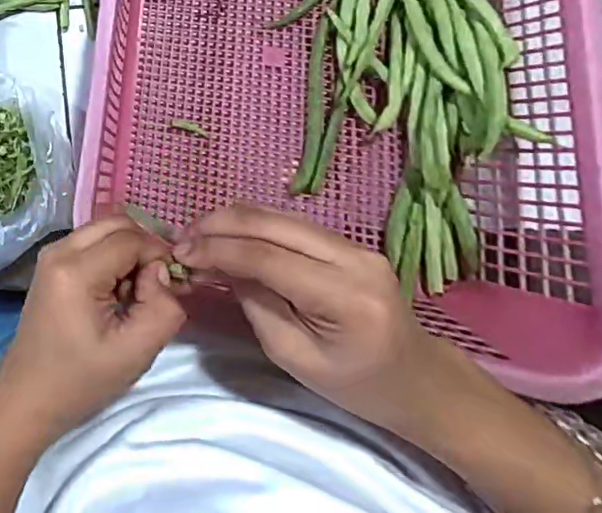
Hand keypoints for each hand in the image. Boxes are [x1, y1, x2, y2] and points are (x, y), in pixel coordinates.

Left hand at [0, 215, 186, 440]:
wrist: (28, 395)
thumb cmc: (80, 380)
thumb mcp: (135, 353)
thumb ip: (162, 308)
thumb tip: (162, 271)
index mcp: (76, 270)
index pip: (131, 239)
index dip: (157, 256)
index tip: (169, 287)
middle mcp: (59, 249)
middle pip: (116, 222)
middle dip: (143, 247)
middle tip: (154, 286)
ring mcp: (52, 252)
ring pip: (104, 229)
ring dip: (128, 251)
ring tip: (133, 293)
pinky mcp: (52, 260)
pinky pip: (92, 241)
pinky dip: (112, 255)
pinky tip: (114, 292)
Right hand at [173, 204, 431, 420]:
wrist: (421, 382)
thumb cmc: (358, 386)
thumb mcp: (296, 358)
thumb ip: (256, 304)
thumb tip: (219, 264)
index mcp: (345, 296)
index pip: (266, 256)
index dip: (217, 249)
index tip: (180, 253)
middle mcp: (352, 256)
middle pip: (270, 222)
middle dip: (218, 224)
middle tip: (181, 238)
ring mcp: (352, 242)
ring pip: (276, 214)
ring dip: (231, 220)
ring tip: (197, 235)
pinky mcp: (346, 239)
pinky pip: (288, 222)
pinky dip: (252, 225)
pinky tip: (228, 235)